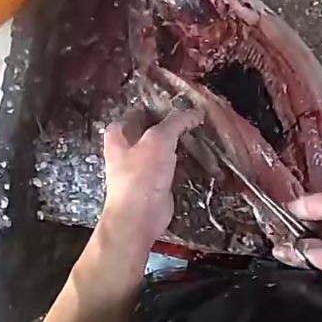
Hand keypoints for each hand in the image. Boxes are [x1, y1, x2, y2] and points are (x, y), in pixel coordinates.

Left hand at [97, 106, 202, 257]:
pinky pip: (173, 168)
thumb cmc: (141, 175)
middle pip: (153, 131)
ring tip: (202, 135)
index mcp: (119, 135)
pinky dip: (185, 163)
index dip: (158, 107)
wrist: (139, 217)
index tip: (181, 104)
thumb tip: (196, 112)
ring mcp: (143, 168)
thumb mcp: (158, 140)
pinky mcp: (157, 184)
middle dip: (173, 126)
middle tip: (195, 120)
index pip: (139, 112)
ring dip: (181, 145)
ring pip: (165, 150)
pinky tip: (201, 157)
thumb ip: (176, 123)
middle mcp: (128, 150)